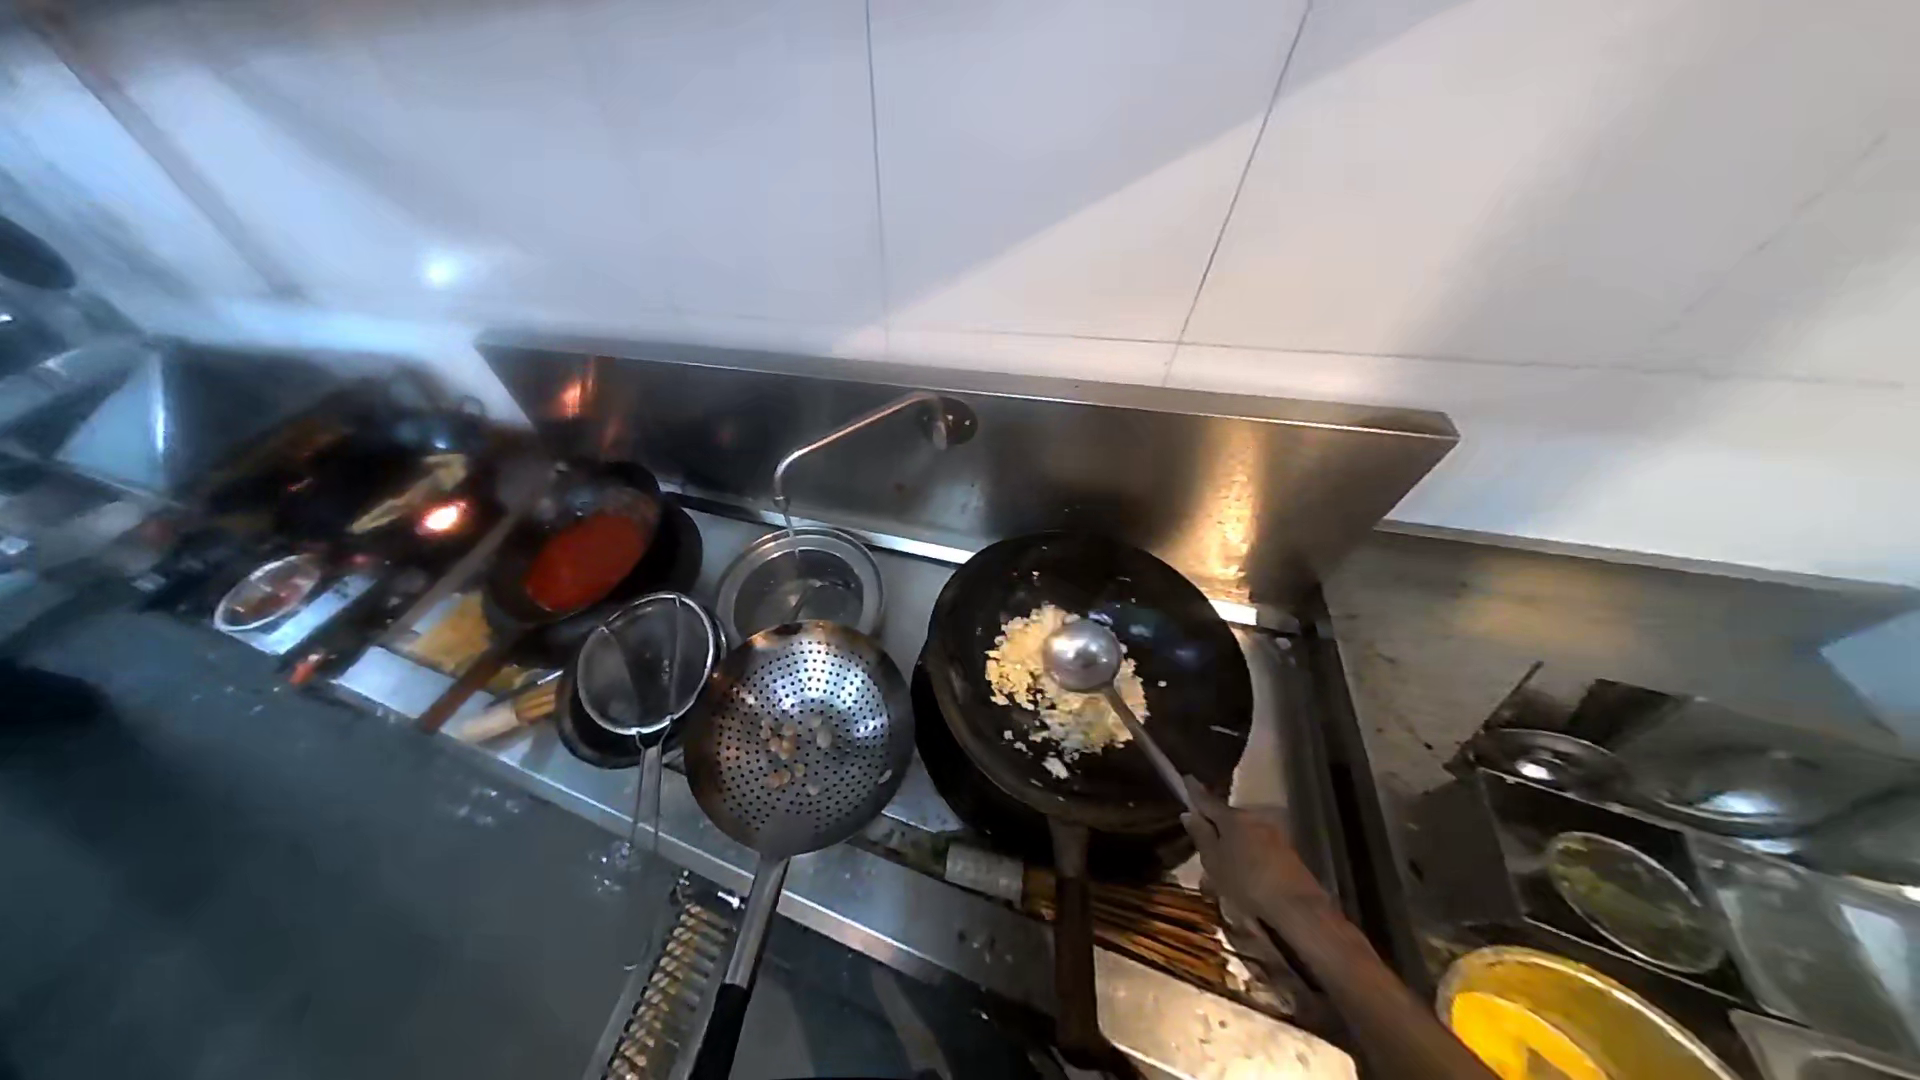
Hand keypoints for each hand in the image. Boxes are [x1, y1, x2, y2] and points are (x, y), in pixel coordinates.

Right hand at [1180, 778, 1335, 930]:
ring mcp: (1274, 834)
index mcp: (1232, 818)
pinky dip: (1249, 860)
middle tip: (1205, 850)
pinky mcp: (1288, 853)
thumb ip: (1201, 836)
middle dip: (1216, 831)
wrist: (1297, 908)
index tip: (1187, 779)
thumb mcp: (1213, 862)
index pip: (1208, 800)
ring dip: (1233, 849)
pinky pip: (1259, 849)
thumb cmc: (1246, 883)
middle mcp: (1254, 818)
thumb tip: (1189, 814)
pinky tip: (1245, 881)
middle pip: (1228, 820)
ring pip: (1244, 837)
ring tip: (1224, 876)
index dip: (1195, 791)